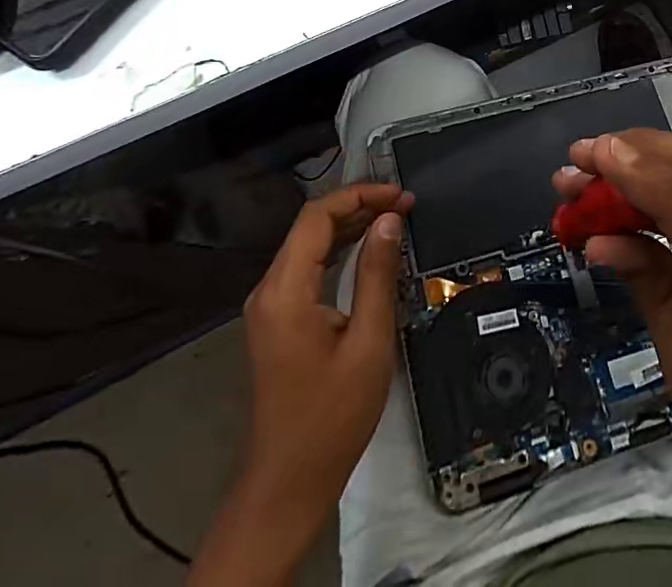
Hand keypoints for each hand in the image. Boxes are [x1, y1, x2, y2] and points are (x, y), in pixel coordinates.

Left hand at [241, 184, 412, 508]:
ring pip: (306, 247)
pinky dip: (336, 254)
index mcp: (285, 290)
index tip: (399, 195)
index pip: (316, 218)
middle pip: (309, 228)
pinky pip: (305, 270)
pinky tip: (365, 252)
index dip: (358, 196)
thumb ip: (376, 276)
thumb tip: (389, 222)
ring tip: (392, 219)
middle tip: (403, 204)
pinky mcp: (275, 319)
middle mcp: (268, 289)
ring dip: (347, 229)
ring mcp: (267, 305)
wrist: (289, 477)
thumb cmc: (333, 416)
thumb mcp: (368, 343)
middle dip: (356, 208)